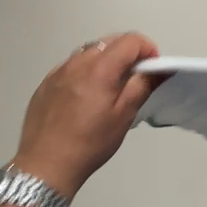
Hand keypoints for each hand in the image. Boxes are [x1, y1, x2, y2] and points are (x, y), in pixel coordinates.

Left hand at [13, 32, 164, 197]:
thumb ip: (143, 85)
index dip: (147, 49)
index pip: (130, 40)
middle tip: (134, 78)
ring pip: (89, 51)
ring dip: (106, 59)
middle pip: (110, 41)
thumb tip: (161, 67)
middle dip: (128, 52)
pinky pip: (71, 65)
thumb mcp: (124, 116)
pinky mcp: (46, 83)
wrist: (46, 166)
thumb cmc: (91, 143)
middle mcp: (77, 63)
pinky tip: (85, 95)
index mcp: (100, 69)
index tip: (152, 69)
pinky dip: (85, 70)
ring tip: (109, 87)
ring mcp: (59, 71)